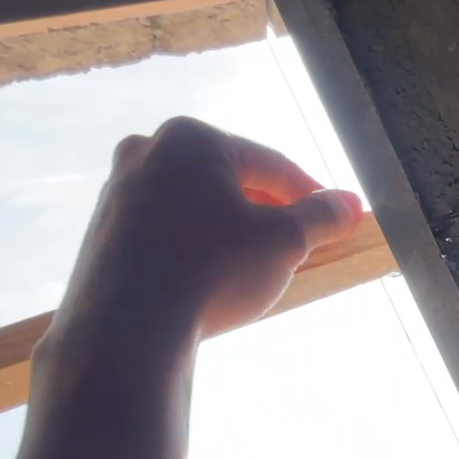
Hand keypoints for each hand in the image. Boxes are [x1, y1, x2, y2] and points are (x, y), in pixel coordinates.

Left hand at [40, 117, 362, 377]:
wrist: (132, 319)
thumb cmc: (217, 267)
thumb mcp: (285, 241)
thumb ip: (321, 217)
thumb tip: (350, 203)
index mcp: (195, 140)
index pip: (273, 164)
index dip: (313, 195)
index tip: (337, 220)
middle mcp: (150, 150)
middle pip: (232, 180)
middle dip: (270, 211)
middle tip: (299, 244)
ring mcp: (122, 188)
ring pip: (199, 204)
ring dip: (235, 228)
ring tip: (260, 264)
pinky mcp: (107, 227)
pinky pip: (170, 228)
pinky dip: (201, 245)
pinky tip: (216, 276)